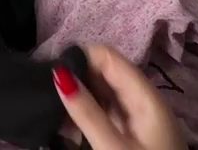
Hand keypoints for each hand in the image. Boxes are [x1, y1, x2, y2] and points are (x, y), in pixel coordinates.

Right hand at [53, 44, 185, 149]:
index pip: (106, 56)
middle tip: (52, 97)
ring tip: (58, 115)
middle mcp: (144, 100)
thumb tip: (57, 72)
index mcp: (145, 96)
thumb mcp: (113, 149)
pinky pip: (107, 111)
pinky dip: (89, 114)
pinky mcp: (135, 135)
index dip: (79, 58)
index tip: (53, 73)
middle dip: (77, 79)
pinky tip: (73, 129)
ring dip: (81, 99)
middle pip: (104, 71)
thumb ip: (86, 111)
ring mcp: (140, 118)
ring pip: (103, 92)